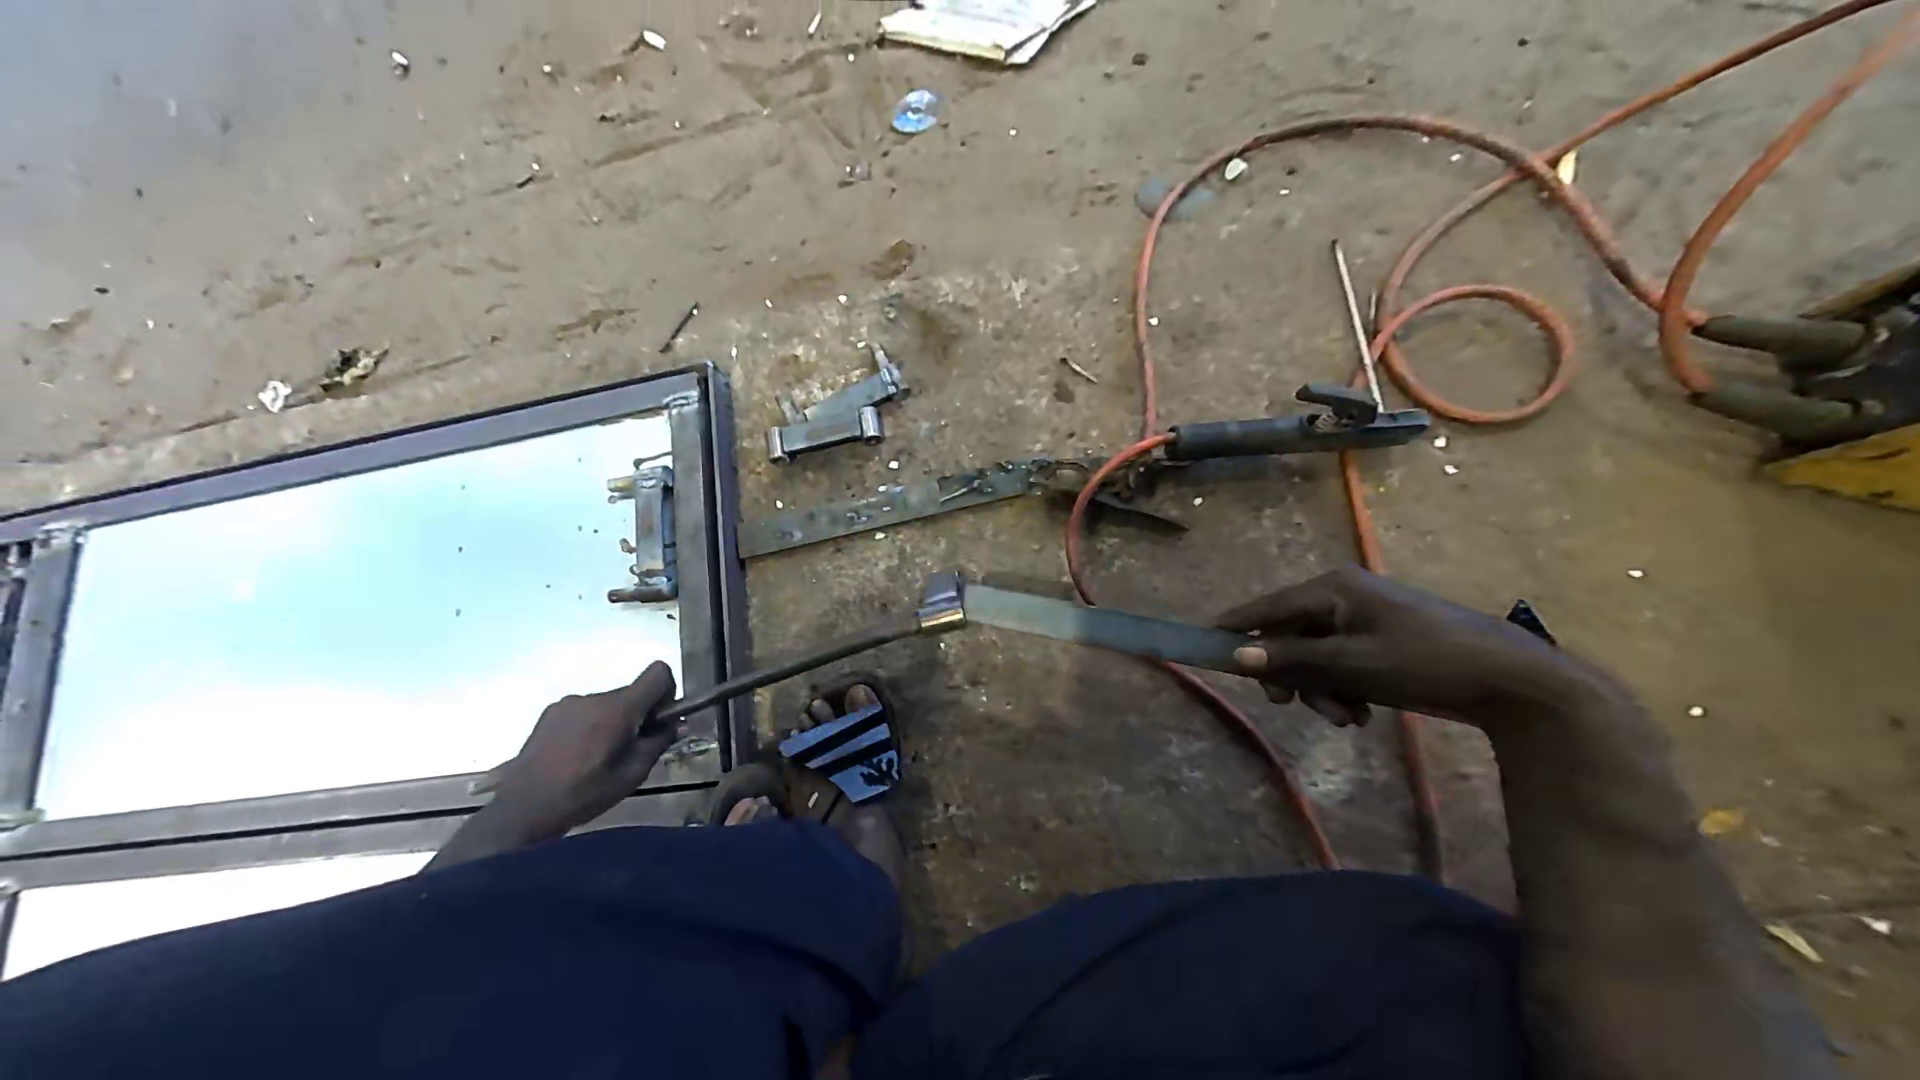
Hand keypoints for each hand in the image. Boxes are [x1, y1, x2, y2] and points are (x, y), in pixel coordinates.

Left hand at [479, 661, 680, 841]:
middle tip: (632, 748)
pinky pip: (586, 710)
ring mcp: (569, 703)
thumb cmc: (584, 793)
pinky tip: (578, 755)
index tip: (660, 719)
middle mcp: (594, 697)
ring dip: (614, 721)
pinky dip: (592, 725)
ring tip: (601, 756)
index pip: (657, 673)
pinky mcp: (551, 713)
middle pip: (633, 692)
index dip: (667, 691)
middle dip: (640, 714)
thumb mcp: (633, 774)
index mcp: (618, 709)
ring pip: (609, 703)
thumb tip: (678, 723)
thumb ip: (659, 742)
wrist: (522, 808)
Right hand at [1217, 567, 1617, 729]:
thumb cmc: (1425, 662)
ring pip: (1315, 654)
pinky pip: (1341, 660)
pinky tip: (1363, 710)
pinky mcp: (1383, 637)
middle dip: (1292, 675)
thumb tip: (1237, 657)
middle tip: (1292, 706)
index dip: (1233, 627)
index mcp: (1332, 589)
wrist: (1515, 680)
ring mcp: (1365, 616)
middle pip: (1289, 635)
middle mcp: (1343, 595)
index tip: (1202, 644)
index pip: (1265, 607)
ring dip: (1320, 688)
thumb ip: (1292, 660)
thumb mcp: (1352, 665)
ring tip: (1348, 718)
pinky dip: (1342, 686)